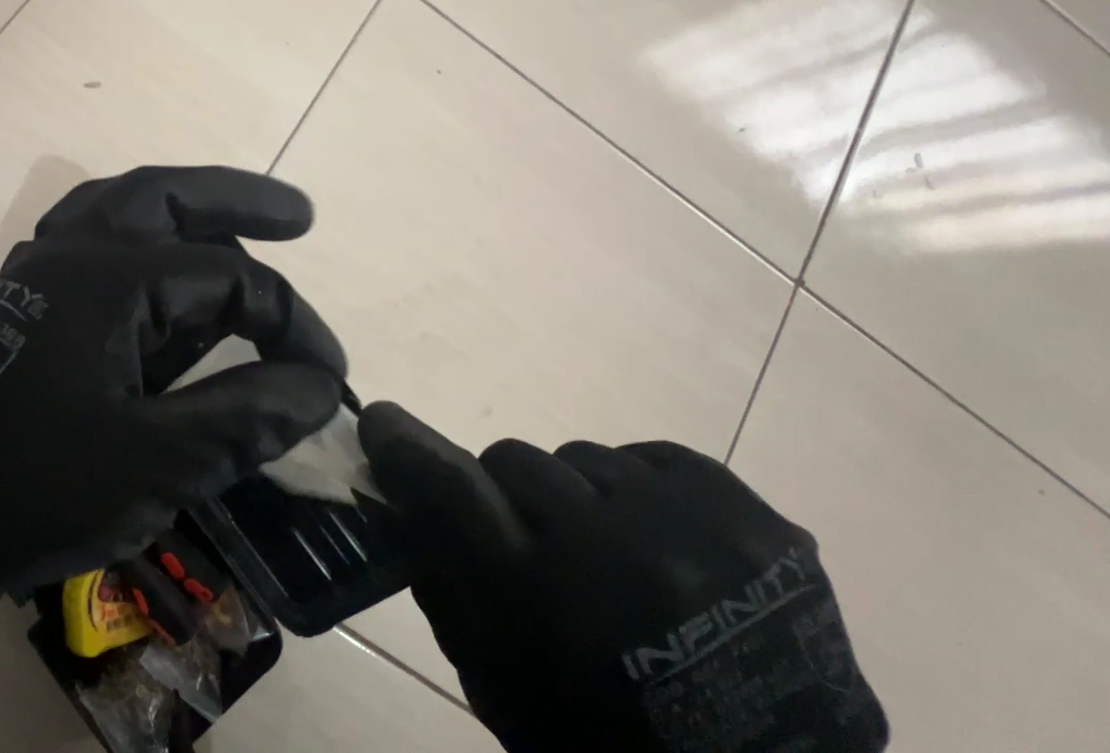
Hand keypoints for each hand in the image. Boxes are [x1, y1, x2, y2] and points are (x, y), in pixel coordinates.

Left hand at [0, 166, 346, 708]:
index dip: (291, 324)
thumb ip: (240, 419)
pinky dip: (142, 244)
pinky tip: (168, 275)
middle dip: (239, 202)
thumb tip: (318, 388)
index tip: (329, 380)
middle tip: (300, 219)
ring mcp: (41, 273)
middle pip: (167, 196)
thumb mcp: (149, 465)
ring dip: (188, 214)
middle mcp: (71, 253)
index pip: (229, 280)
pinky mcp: (27, 302)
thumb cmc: (24, 489)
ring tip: (244, 232)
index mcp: (107, 280)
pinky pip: (94, 244)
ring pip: (125, 211)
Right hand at [358, 403, 888, 752]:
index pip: (450, 489)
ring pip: (584, 455)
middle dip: (507, 496)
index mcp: (546, 605)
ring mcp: (695, 529)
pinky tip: (656, 541)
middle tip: (529, 539)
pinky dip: (639, 490)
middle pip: (515, 459)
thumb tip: (408, 503)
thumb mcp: (502, 688)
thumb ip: (449, 590)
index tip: (381, 421)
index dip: (406, 448)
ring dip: (577, 495)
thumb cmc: (607, 746)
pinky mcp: (759, 519)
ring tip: (606, 551)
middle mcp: (617, 550)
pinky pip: (656, 458)